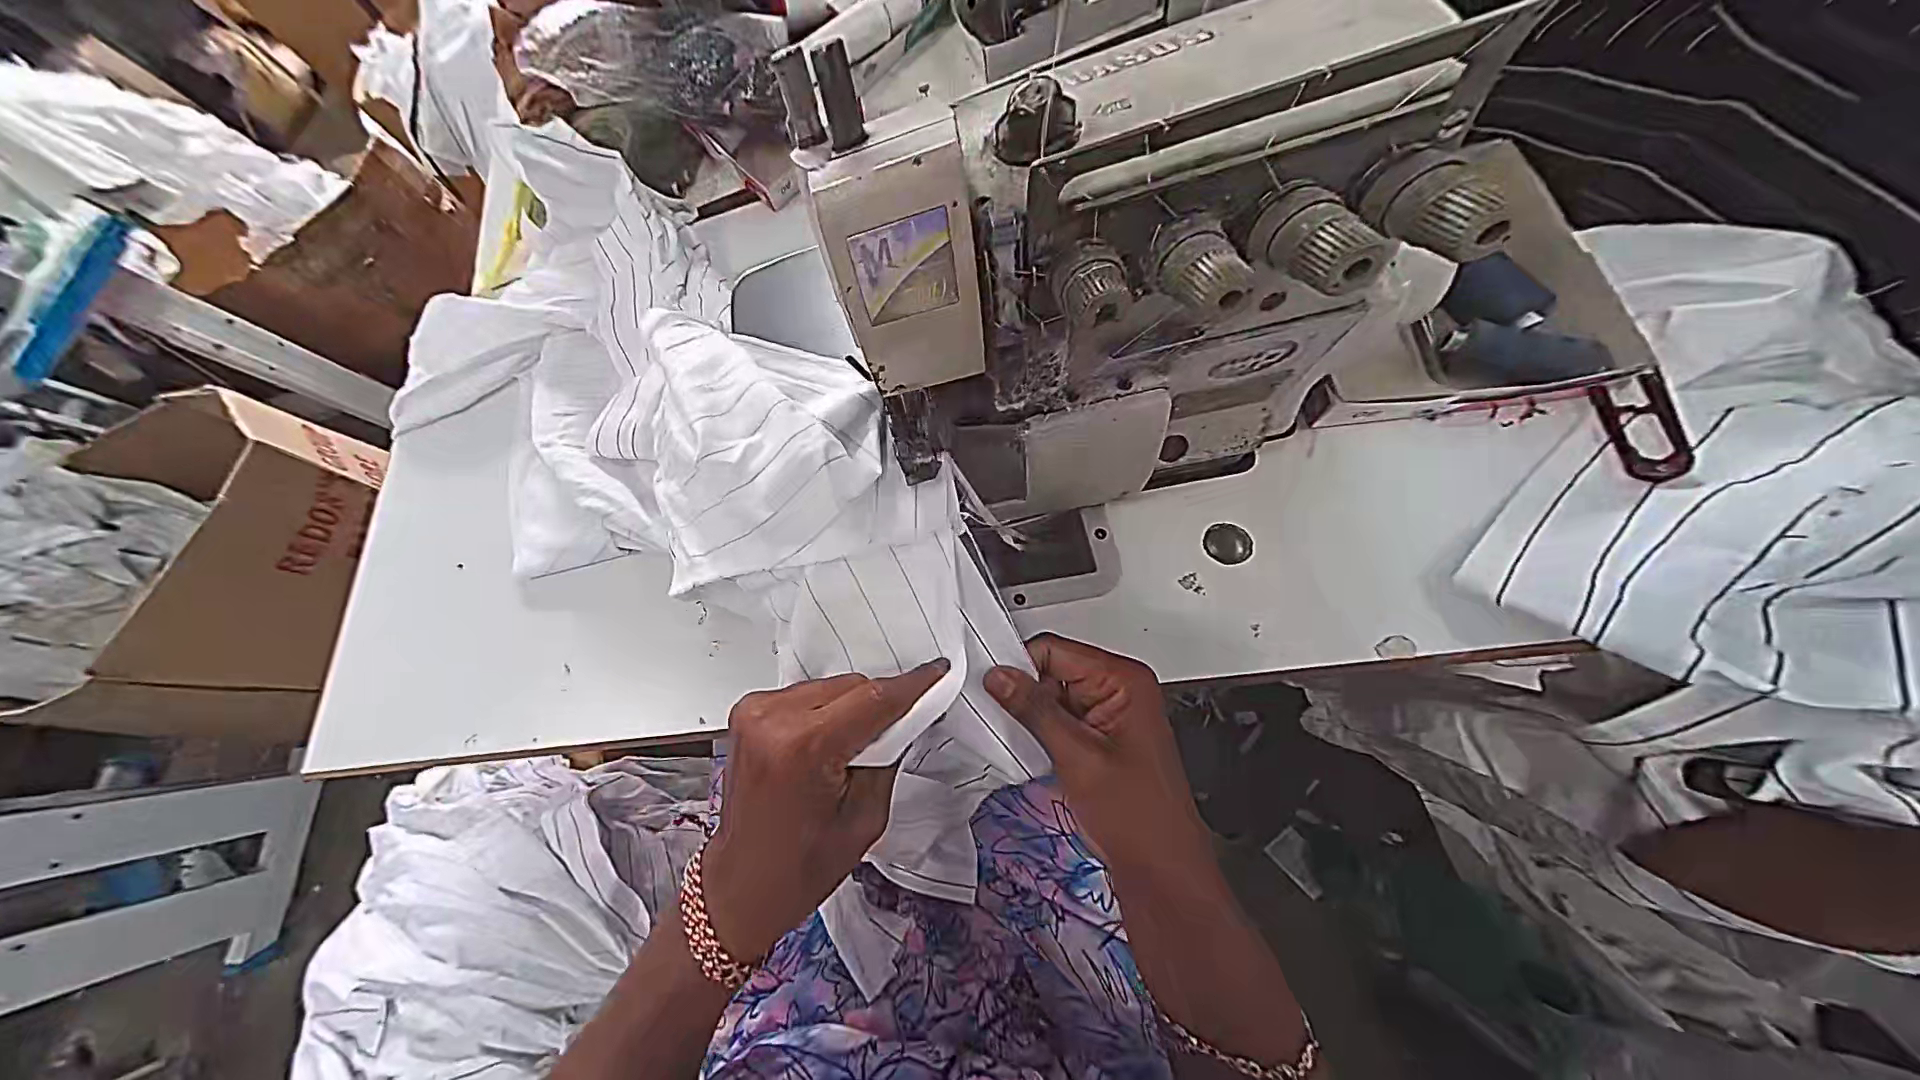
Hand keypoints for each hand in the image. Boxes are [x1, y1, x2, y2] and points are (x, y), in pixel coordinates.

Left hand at [702, 659, 947, 959]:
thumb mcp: (866, 816)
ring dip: (850, 707)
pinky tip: (823, 743)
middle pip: (853, 685)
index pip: (874, 697)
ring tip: (848, 751)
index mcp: (803, 747)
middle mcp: (772, 720)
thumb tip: (906, 718)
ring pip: (831, 685)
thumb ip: (889, 756)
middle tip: (889, 739)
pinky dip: (824, 710)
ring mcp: (755, 712)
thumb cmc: (797, 866)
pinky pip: (806, 692)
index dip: (913, 685)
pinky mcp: (747, 711)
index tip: (935, 674)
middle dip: (879, 706)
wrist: (742, 883)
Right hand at [984, 634, 1212, 878]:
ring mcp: (1110, 713)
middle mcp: (1119, 689)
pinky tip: (1042, 759)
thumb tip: (1002, 678)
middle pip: (1052, 670)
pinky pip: (1059, 720)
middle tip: (1013, 726)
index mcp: (1124, 680)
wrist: (1161, 870)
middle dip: (1027, 697)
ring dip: (1034, 720)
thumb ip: (1034, 711)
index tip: (994, 687)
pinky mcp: (1100, 735)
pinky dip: (1042, 736)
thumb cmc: (1140, 817)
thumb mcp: (1077, 756)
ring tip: (1037, 751)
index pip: (1055, 649)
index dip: (1020, 666)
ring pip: (1051, 697)